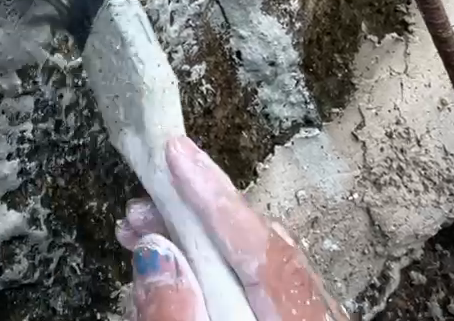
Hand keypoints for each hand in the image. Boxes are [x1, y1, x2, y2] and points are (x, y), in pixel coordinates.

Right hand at [117, 136, 347, 320]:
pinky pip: (255, 292)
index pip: (262, 251)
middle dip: (193, 217)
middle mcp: (315, 316)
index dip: (215, 196)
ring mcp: (309, 319)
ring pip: (255, 269)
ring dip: (194, 245)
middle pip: (259, 250)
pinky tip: (174, 276)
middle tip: (138, 209)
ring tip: (141, 239)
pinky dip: (211, 273)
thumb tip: (155, 250)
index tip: (175, 149)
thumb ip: (177, 315)